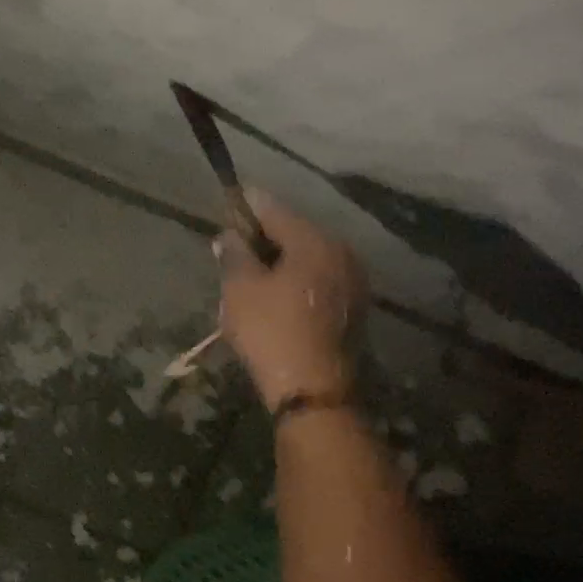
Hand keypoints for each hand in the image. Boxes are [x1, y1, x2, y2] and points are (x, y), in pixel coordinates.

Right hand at [217, 194, 365, 410]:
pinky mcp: (352, 307)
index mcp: (315, 242)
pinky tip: (276, 291)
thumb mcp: (239, 289)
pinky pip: (319, 279)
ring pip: (310, 257)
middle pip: (298, 233)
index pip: (276, 211)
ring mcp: (353, 281)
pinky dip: (296, 278)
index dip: (250, 204)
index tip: (234, 195)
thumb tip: (229, 235)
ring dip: (283, 258)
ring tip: (254, 267)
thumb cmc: (270, 330)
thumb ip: (234, 255)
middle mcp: (342, 253)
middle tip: (238, 238)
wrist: (312, 385)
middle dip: (267, 234)